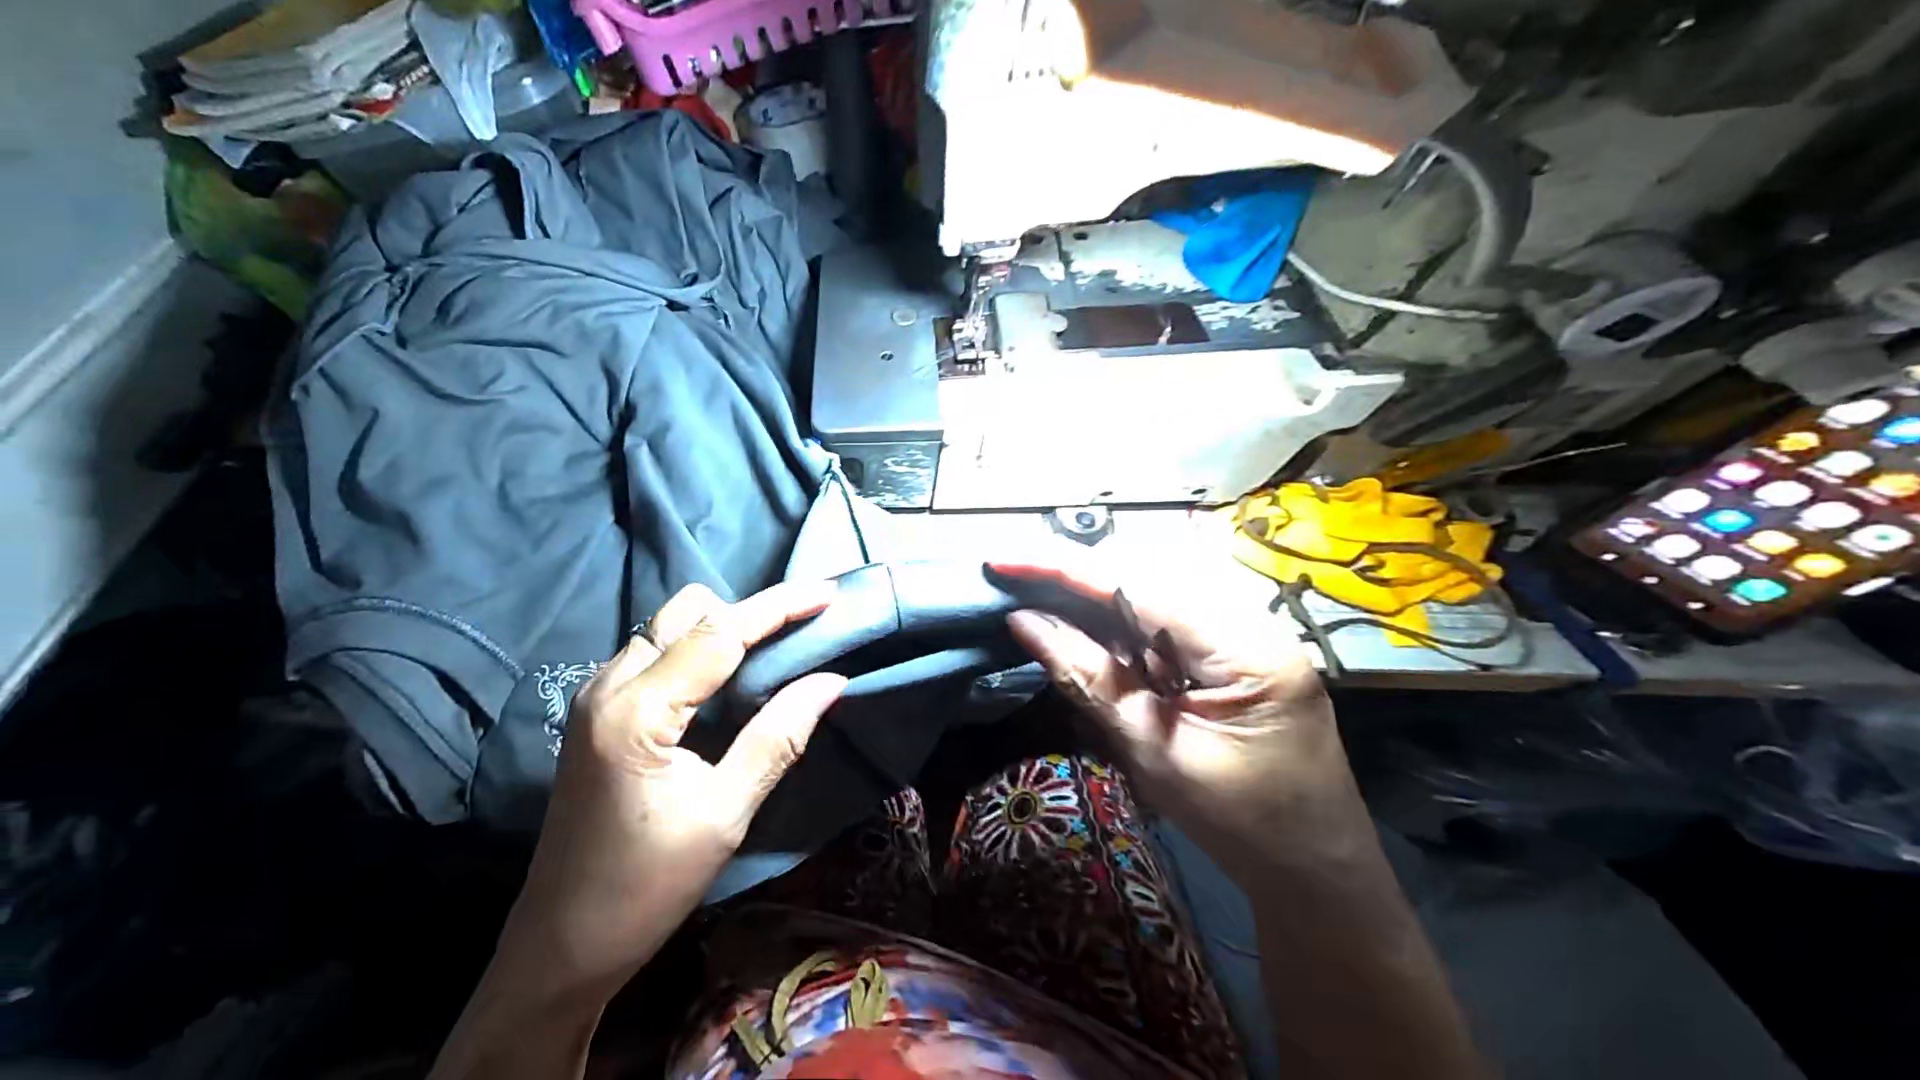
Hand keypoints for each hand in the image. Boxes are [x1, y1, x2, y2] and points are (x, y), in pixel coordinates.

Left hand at [498, 581, 847, 997]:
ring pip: (668, 625)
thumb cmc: (646, 887)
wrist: (560, 944)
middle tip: (802, 631)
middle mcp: (608, 685)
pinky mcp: (597, 711)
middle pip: (687, 611)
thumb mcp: (725, 813)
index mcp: (636, 711)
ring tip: (775, 648)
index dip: (778, 607)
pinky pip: (655, 650)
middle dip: (749, 610)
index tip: (828, 593)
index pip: (719, 631)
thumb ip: (778, 737)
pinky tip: (729, 675)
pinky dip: (699, 647)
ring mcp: (596, 695)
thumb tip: (831, 681)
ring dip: (723, 626)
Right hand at [994, 553, 1367, 886]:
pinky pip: (1172, 619)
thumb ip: (1091, 679)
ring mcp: (1251, 633)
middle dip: (1078, 578)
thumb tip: (1026, 622)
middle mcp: (1253, 622)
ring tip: (1044, 603)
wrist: (1316, 871)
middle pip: (1149, 577)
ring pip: (1158, 593)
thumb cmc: (1241, 825)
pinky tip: (1094, 631)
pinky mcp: (1239, 649)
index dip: (1066, 570)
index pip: (1141, 586)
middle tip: (1017, 584)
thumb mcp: (1155, 753)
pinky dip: (1126, 623)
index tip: (1005, 563)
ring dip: (1098, 598)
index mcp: (1247, 648)